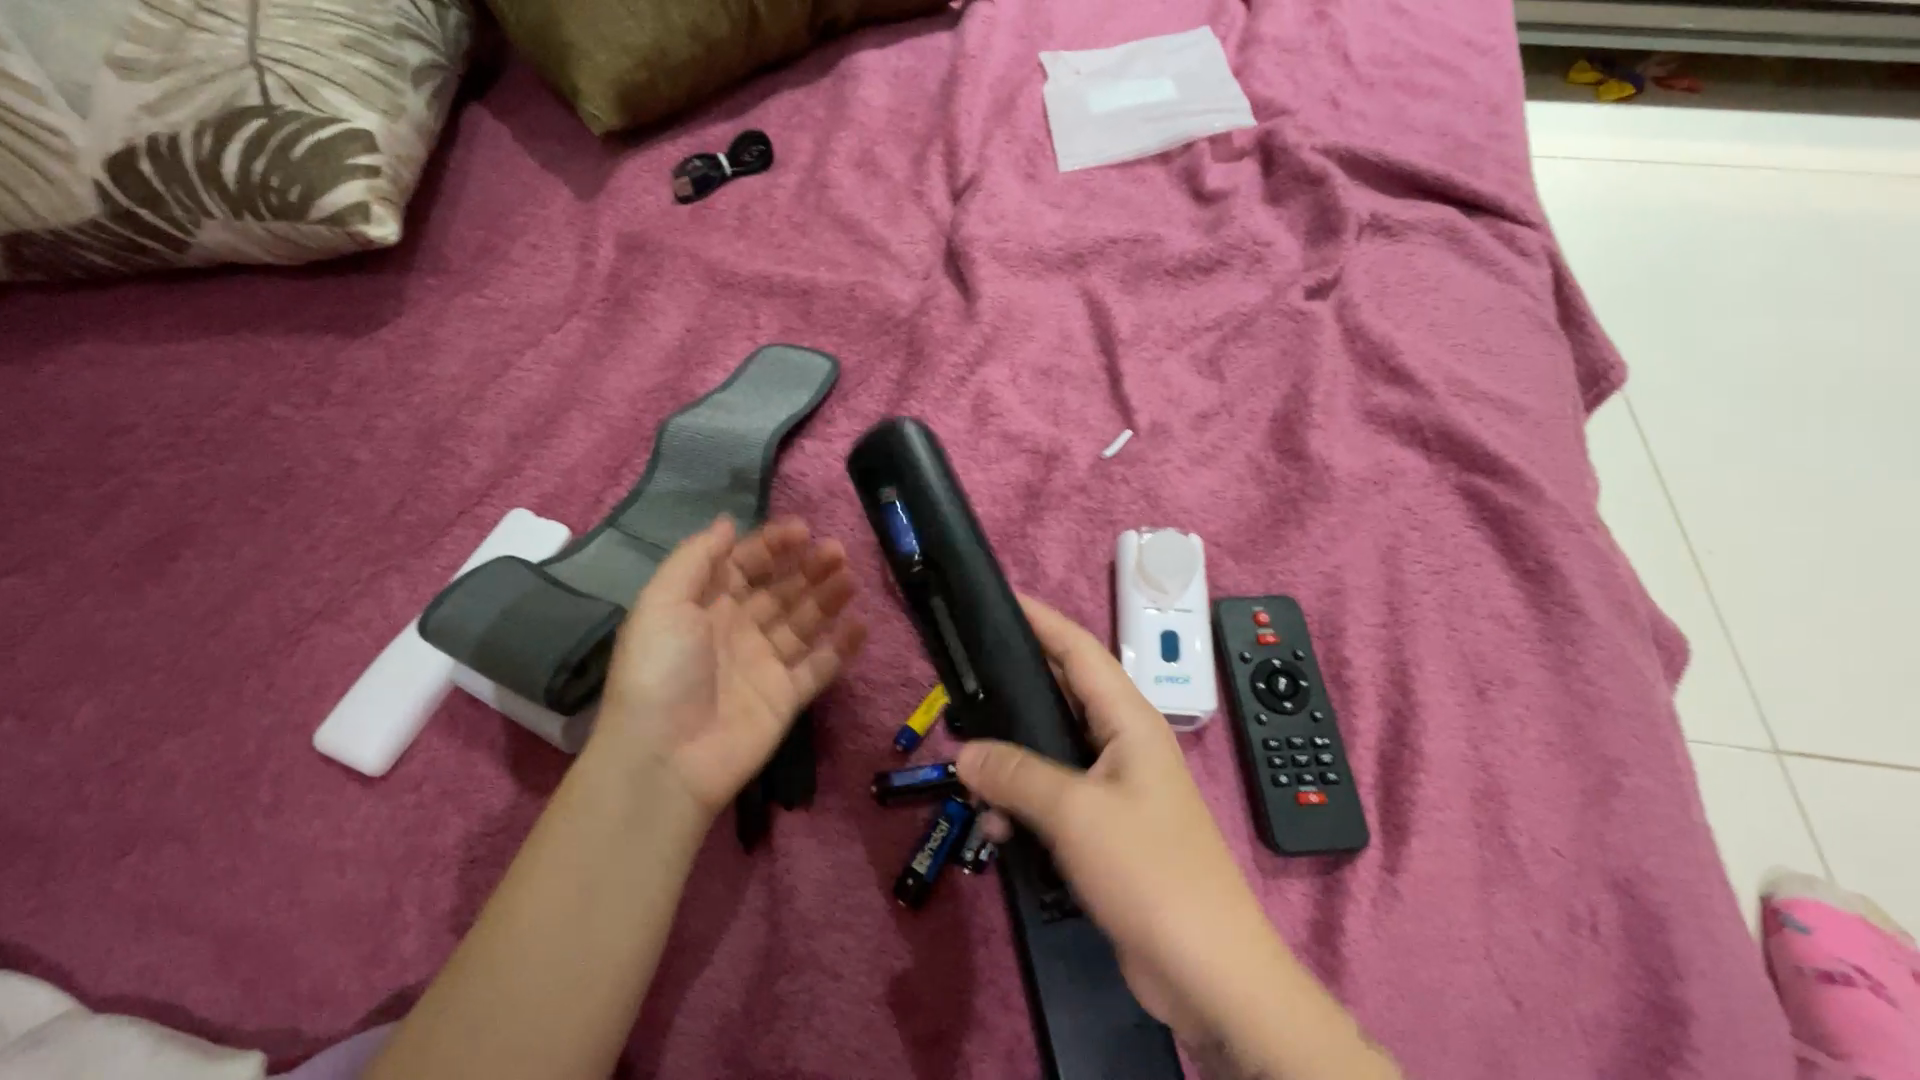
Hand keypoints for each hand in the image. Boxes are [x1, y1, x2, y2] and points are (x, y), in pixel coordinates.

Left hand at [592, 516, 866, 817]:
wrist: (666, 758)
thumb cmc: (660, 671)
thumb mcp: (662, 603)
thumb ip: (696, 559)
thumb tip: (728, 523)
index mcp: (703, 607)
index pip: (743, 567)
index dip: (771, 546)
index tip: (802, 530)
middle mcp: (736, 631)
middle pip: (778, 591)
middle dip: (806, 567)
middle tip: (836, 551)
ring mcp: (763, 666)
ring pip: (803, 623)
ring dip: (827, 597)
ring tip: (849, 578)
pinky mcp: (786, 698)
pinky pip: (820, 666)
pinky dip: (841, 647)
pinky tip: (860, 624)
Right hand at [957, 596, 1280, 1037]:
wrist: (1205, 967)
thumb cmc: (1149, 870)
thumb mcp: (1075, 813)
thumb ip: (1016, 774)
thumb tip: (967, 754)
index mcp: (1130, 722)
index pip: (1080, 651)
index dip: (1043, 620)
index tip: (1001, 598)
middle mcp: (1124, 747)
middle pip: (1060, 701)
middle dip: (1013, 698)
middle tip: (961, 691)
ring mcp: (1117, 792)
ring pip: (1050, 758)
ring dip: (1012, 768)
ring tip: (972, 784)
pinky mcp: (1107, 835)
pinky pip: (1054, 804)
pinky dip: (1024, 811)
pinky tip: (999, 834)